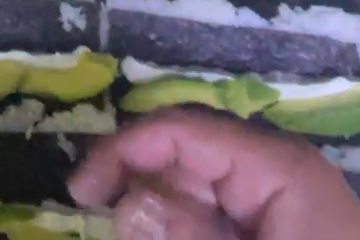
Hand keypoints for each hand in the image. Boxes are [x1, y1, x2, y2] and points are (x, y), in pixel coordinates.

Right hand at [69, 111, 359, 239]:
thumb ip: (191, 235)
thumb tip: (127, 201)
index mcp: (275, 166)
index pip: (179, 130)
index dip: (122, 151)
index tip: (79, 192)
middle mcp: (274, 168)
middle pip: (183, 154)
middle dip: (138, 184)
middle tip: (97, 220)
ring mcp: (280, 198)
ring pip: (196, 185)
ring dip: (161, 210)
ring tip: (130, 230)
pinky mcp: (279, 225)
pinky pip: (217, 211)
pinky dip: (188, 225)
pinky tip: (169, 232)